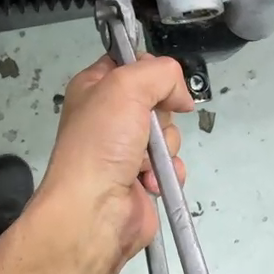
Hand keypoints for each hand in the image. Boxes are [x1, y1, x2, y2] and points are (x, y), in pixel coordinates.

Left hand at [34, 54, 191, 265]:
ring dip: (163, 147)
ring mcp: (125, 148)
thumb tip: (180, 96)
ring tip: (143, 162)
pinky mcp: (142, 177)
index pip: (129, 62)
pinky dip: (167, 172)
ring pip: (167, 132)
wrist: (93, 211)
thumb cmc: (102, 141)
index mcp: (94, 87)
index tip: (156, 83)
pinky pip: (171, 163)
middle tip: (145, 128)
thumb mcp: (126, 87)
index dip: (148, 69)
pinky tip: (150, 181)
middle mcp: (108, 116)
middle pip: (156, 98)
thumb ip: (161, 73)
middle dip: (159, 115)